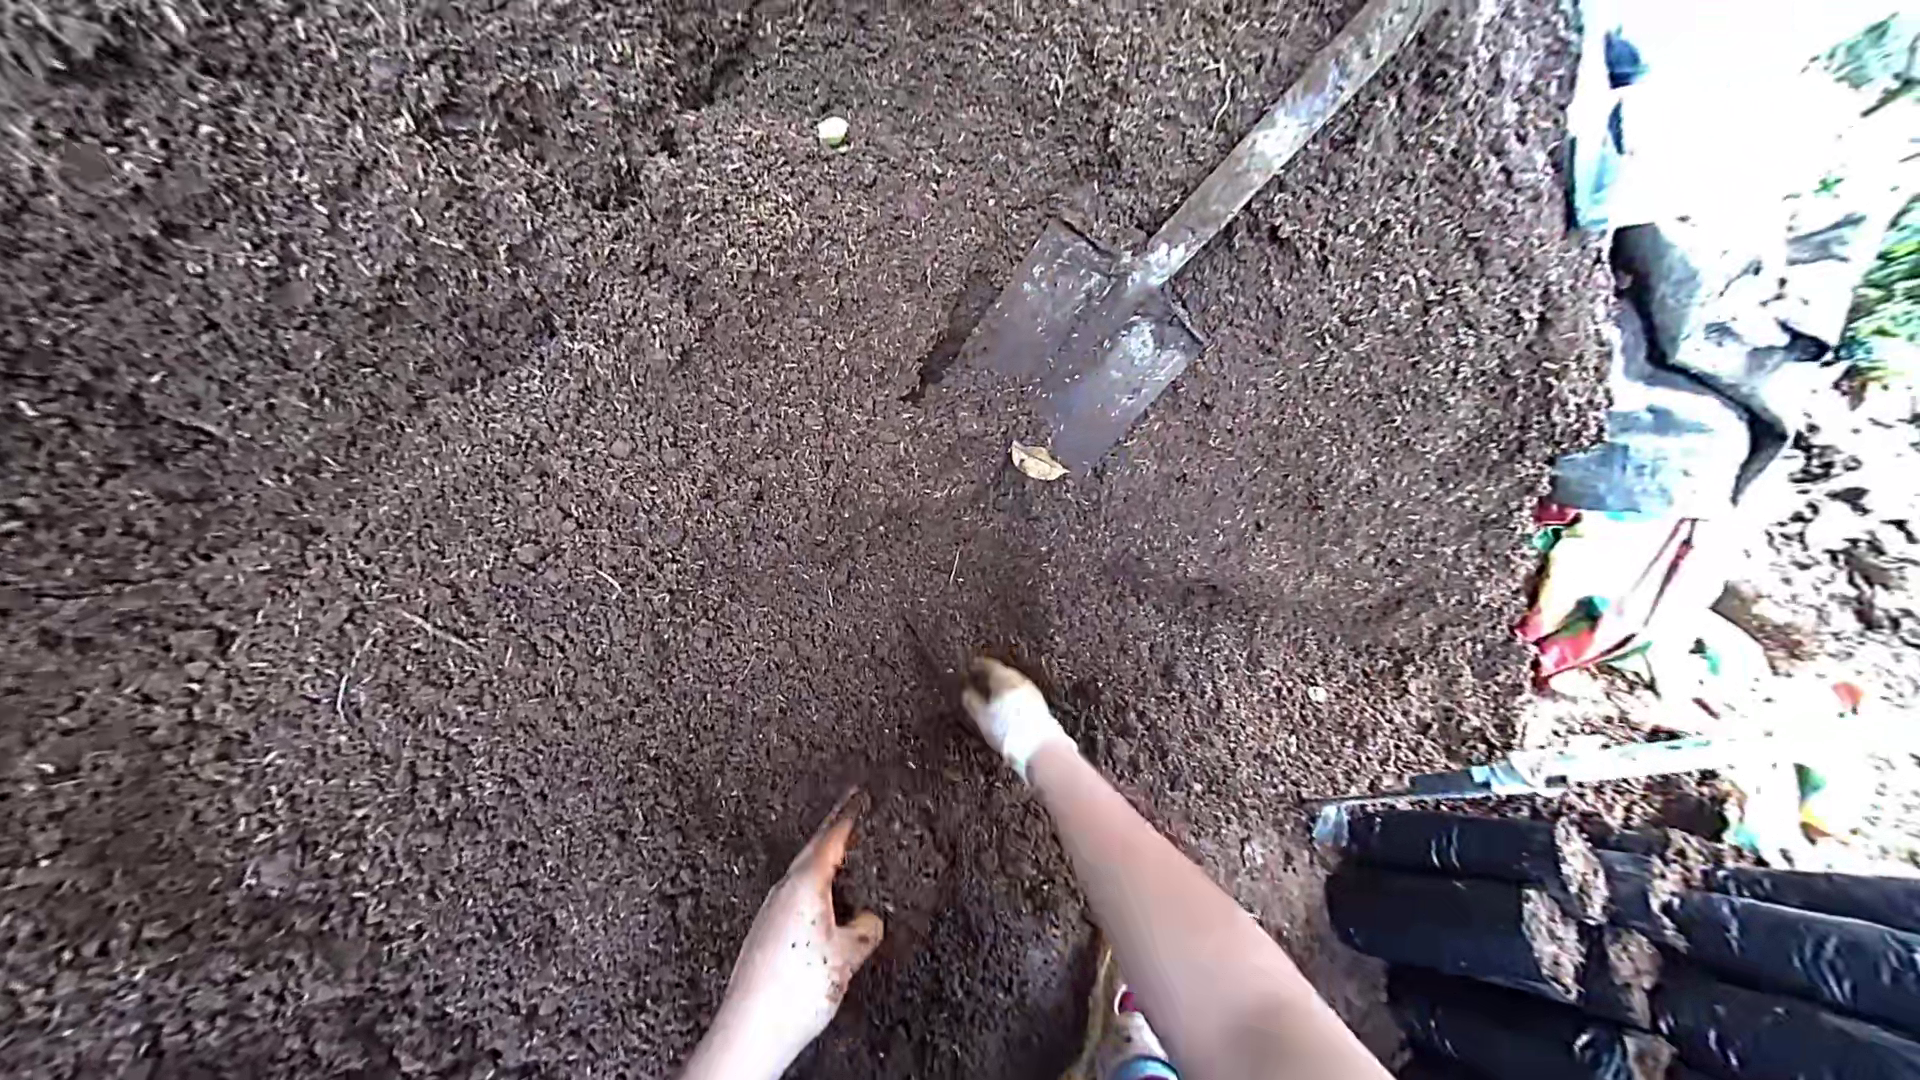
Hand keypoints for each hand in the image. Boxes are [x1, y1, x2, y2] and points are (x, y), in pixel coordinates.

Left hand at [682, 789, 883, 1079]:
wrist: (749, 1032)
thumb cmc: (794, 992)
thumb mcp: (847, 957)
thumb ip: (866, 930)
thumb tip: (871, 919)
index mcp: (805, 884)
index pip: (833, 836)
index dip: (850, 813)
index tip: (860, 794)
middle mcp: (784, 889)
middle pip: (815, 847)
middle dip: (834, 827)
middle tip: (851, 808)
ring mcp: (772, 908)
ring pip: (804, 869)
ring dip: (824, 855)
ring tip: (842, 849)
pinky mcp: (766, 929)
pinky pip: (796, 891)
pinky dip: (814, 881)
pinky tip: (822, 897)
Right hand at [961, 657, 1075, 780]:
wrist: (1037, 746)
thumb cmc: (1009, 731)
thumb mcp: (981, 717)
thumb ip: (972, 701)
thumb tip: (966, 693)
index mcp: (1004, 679)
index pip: (990, 665)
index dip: (979, 665)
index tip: (973, 666)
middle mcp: (1019, 682)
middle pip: (1004, 672)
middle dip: (992, 674)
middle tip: (982, 678)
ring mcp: (1032, 692)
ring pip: (1014, 682)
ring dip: (1004, 685)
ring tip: (995, 693)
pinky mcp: (1040, 704)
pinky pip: (1023, 693)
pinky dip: (1014, 695)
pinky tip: (1010, 706)